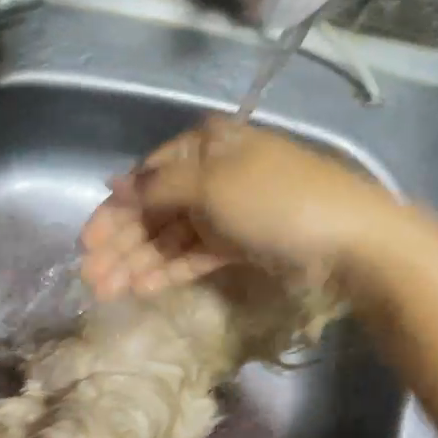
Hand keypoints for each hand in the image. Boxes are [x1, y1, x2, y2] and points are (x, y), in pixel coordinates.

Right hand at [80, 117, 397, 299]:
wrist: (351, 240)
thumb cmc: (276, 200)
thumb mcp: (211, 183)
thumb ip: (158, 186)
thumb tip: (115, 182)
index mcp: (207, 146)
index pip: (147, 177)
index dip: (114, 210)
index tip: (86, 241)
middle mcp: (213, 174)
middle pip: (154, 210)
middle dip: (120, 243)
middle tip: (88, 276)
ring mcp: (227, 211)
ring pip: (171, 237)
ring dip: (138, 263)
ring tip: (106, 292)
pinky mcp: (240, 244)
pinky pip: (194, 256)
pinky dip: (168, 271)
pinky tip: (141, 290)